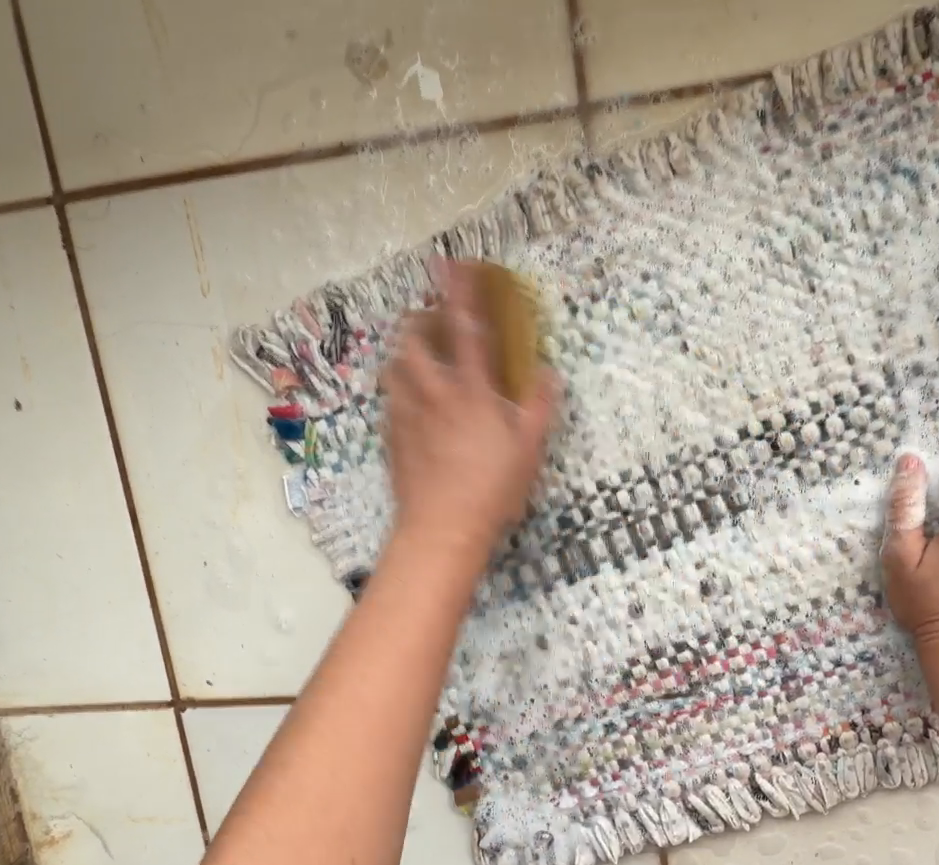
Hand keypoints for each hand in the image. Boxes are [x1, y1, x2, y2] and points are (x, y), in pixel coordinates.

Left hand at [380, 259, 558, 572]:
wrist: (442, 527)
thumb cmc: (492, 488)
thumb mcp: (529, 448)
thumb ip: (538, 406)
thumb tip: (547, 373)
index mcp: (471, 390)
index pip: (466, 328)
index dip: (462, 292)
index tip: (456, 264)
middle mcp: (434, 393)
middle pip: (414, 339)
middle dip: (420, 319)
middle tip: (432, 318)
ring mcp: (407, 414)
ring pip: (395, 366)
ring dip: (406, 352)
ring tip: (419, 355)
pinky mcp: (392, 437)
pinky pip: (390, 399)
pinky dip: (400, 389)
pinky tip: (411, 402)